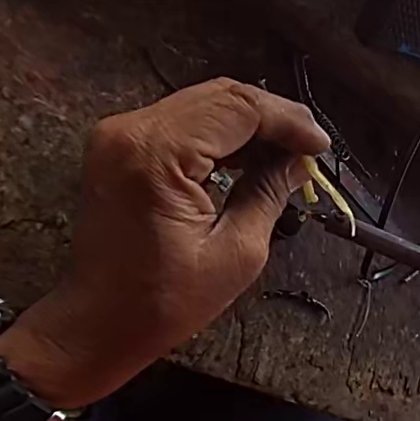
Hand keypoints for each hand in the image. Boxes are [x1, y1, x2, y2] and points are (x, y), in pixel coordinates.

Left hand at [0, 79, 329, 406]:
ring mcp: (120, 134)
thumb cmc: (166, 300)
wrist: (98, 323)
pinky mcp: (121, 146)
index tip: (321, 147)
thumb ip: (268, 193)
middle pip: (221, 97)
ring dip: (251, 125)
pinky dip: (223, 135)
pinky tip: (252, 156)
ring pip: (204, 105)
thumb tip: (299, 162)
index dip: (288, 121)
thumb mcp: (237, 252)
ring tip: (289, 154)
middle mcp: (132, 130)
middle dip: (273, 118)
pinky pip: (185, 123)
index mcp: (157, 155)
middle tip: (310, 148)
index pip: (238, 108)